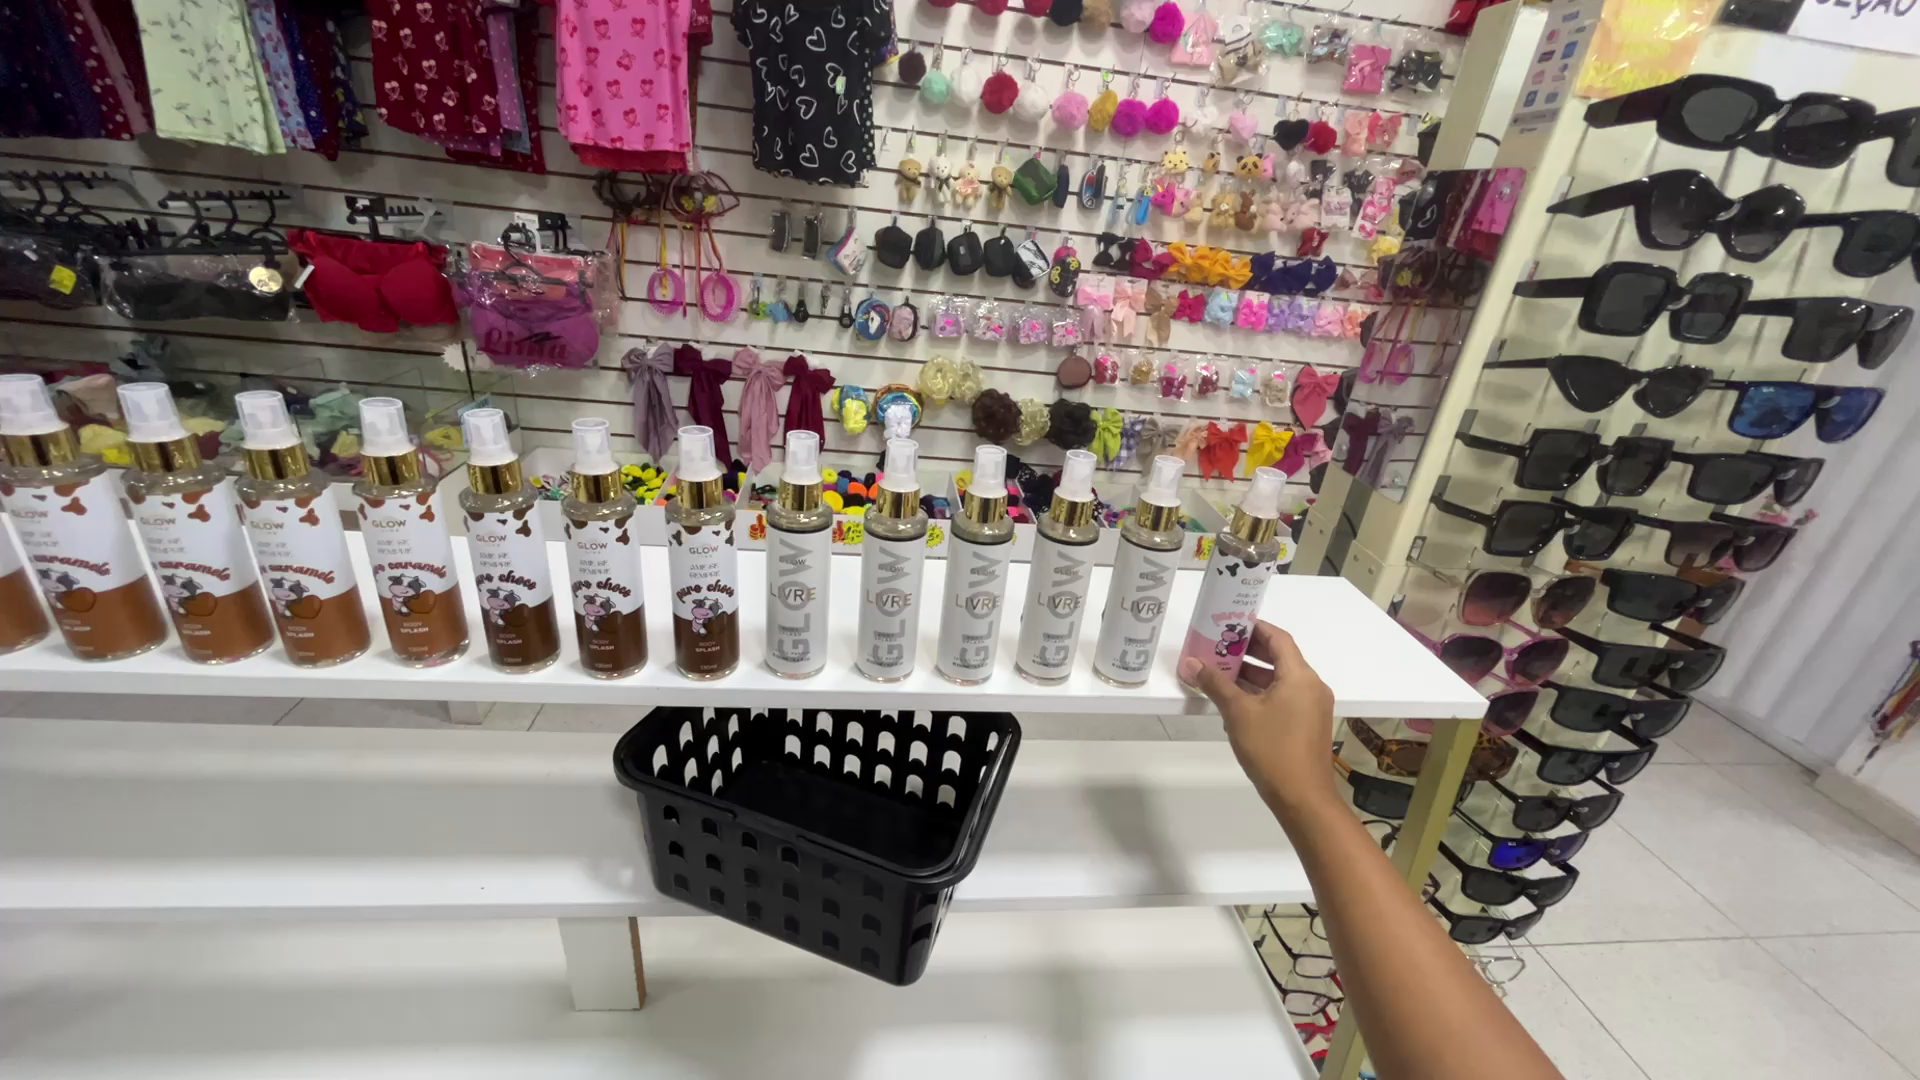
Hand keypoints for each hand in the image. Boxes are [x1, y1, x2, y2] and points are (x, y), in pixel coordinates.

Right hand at [1178, 621, 1336, 815]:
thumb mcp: (1238, 712)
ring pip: (1280, 679)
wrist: (1302, 798)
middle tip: (1218, 645)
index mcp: (1300, 677)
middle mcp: (1311, 686)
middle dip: (1248, 650)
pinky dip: (1260, 691)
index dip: (1254, 627)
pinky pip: (1283, 696)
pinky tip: (1235, 698)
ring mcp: (1311, 706)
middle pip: (1280, 657)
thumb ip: (1215, 684)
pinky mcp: (1306, 724)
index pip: (1278, 638)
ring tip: (1220, 670)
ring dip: (1251, 672)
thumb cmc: (1272, 749)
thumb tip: (1191, 663)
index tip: (1229, 623)